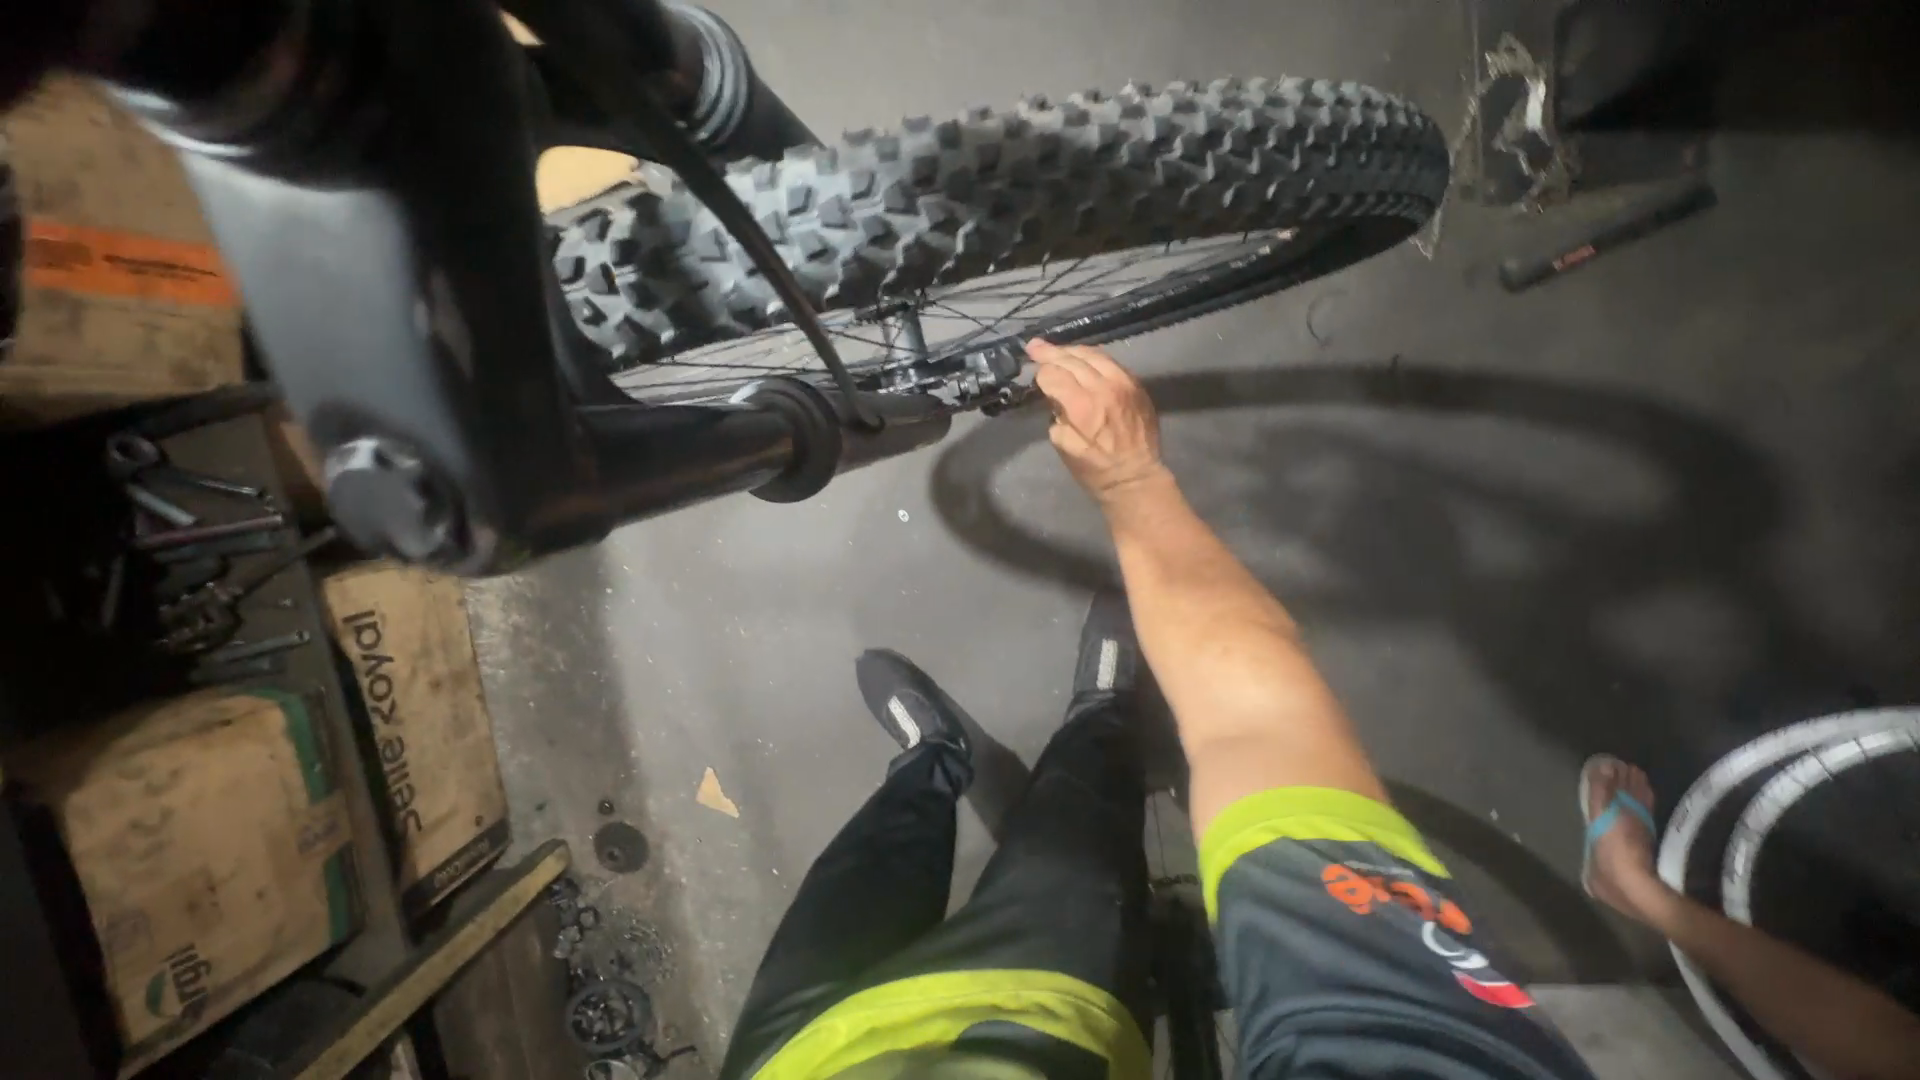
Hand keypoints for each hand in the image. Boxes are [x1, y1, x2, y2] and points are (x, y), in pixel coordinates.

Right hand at [1029, 339, 1166, 503]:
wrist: (1136, 478)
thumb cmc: (1095, 469)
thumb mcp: (1063, 446)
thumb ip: (1056, 416)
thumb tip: (1056, 397)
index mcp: (1083, 406)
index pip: (1053, 374)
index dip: (1040, 374)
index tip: (1034, 375)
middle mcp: (1104, 387)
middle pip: (1071, 359)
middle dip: (1050, 353)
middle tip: (1034, 347)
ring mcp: (1124, 383)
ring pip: (1093, 354)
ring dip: (1071, 351)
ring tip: (1057, 350)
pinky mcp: (1136, 385)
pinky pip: (1111, 362)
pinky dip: (1093, 357)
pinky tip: (1083, 359)